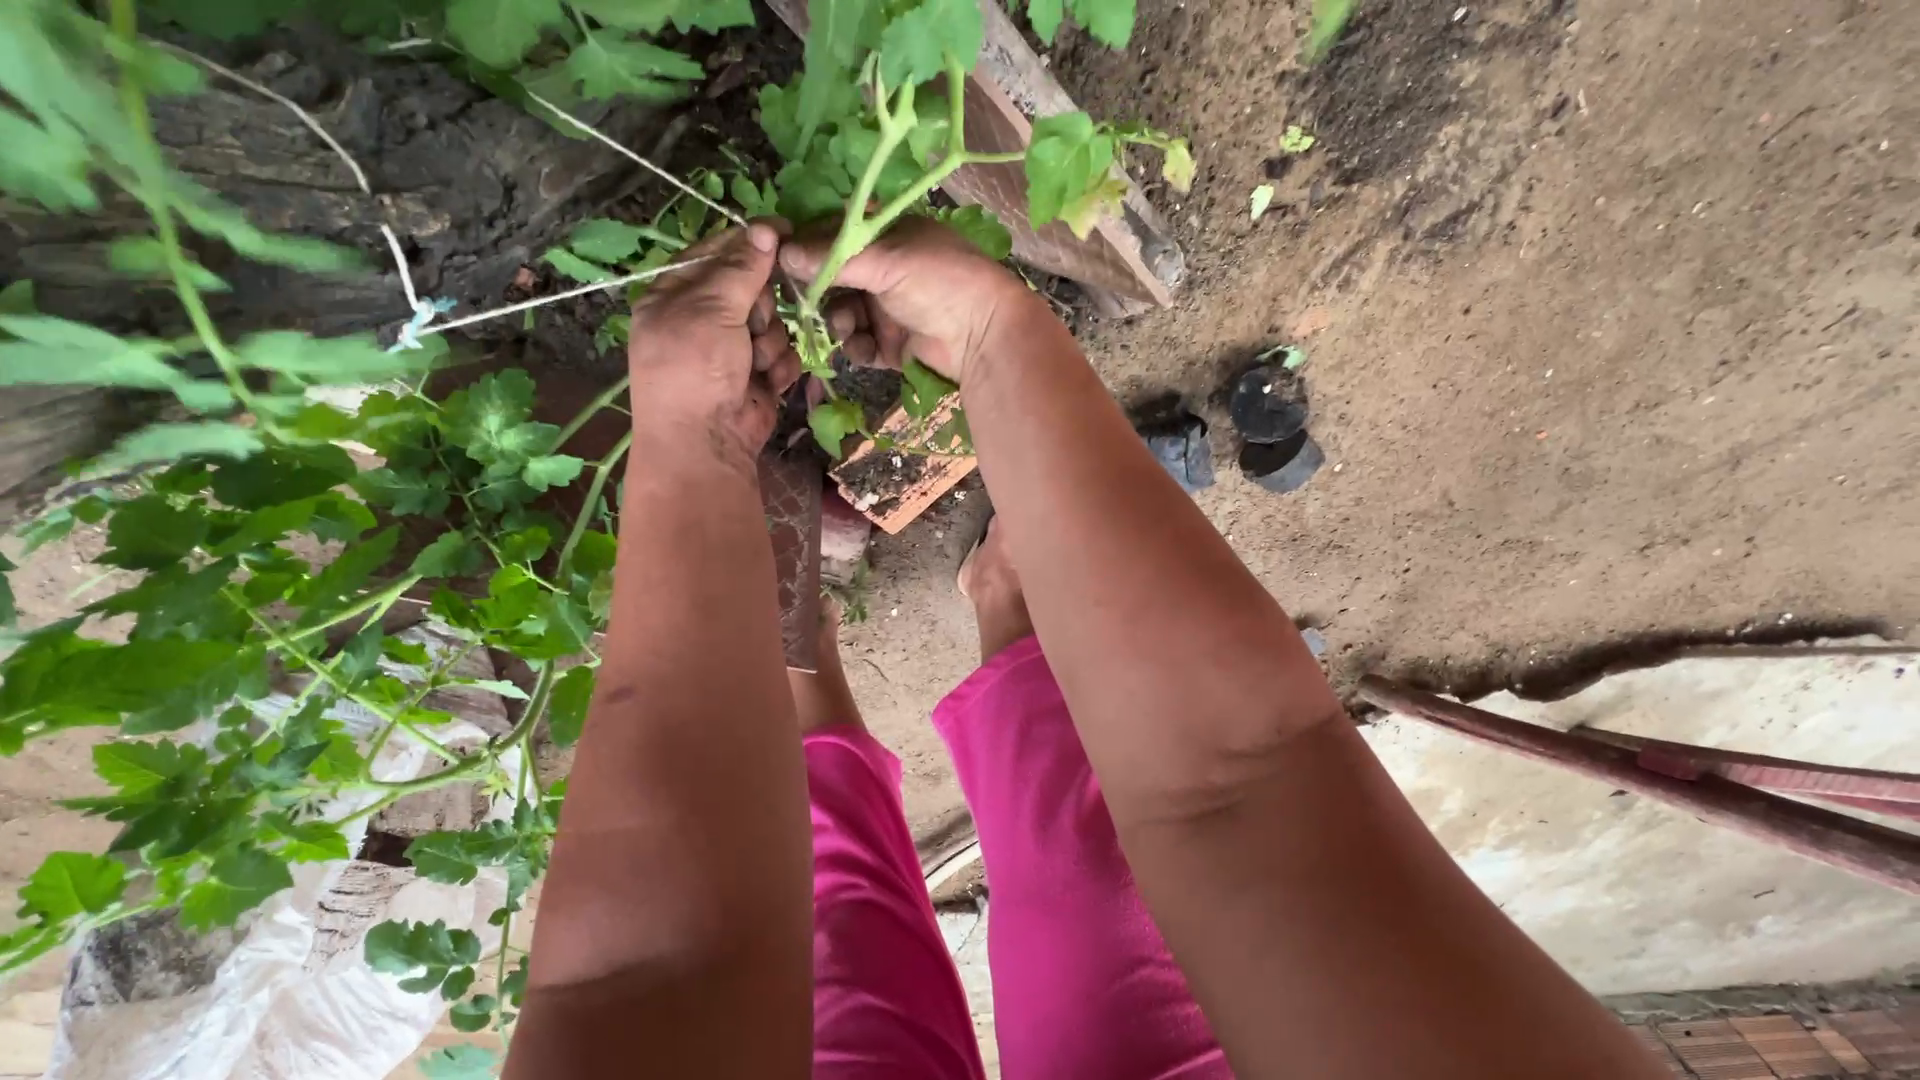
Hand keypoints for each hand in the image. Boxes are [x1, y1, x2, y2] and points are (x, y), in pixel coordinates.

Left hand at [629, 221, 801, 466]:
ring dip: (770, 342)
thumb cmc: (694, 368)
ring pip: (773, 322)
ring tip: (755, 363)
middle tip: (753, 322)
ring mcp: (732, 350)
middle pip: (752, 287)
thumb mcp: (712, 309)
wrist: (705, 441)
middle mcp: (702, 319)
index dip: (749, 243)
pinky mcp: (758, 375)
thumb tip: (765, 227)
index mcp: (674, 295)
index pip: (716, 253)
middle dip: (760, 305)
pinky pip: (783, 354)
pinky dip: (779, 367)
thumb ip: (741, 268)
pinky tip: (766, 381)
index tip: (783, 231)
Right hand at [778, 217, 1038, 382]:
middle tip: (805, 302)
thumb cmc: (940, 281)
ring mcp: (891, 309)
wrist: (983, 335)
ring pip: (845, 314)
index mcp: (890, 236)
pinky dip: (858, 347)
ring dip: (839, 322)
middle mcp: (889, 269)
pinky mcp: (894, 344)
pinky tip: (864, 348)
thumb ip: (834, 259)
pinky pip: (862, 345)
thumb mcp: (886, 260)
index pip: (838, 235)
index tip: (783, 259)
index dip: (810, 247)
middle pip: (837, 279)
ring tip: (848, 327)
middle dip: (821, 292)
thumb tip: (783, 252)